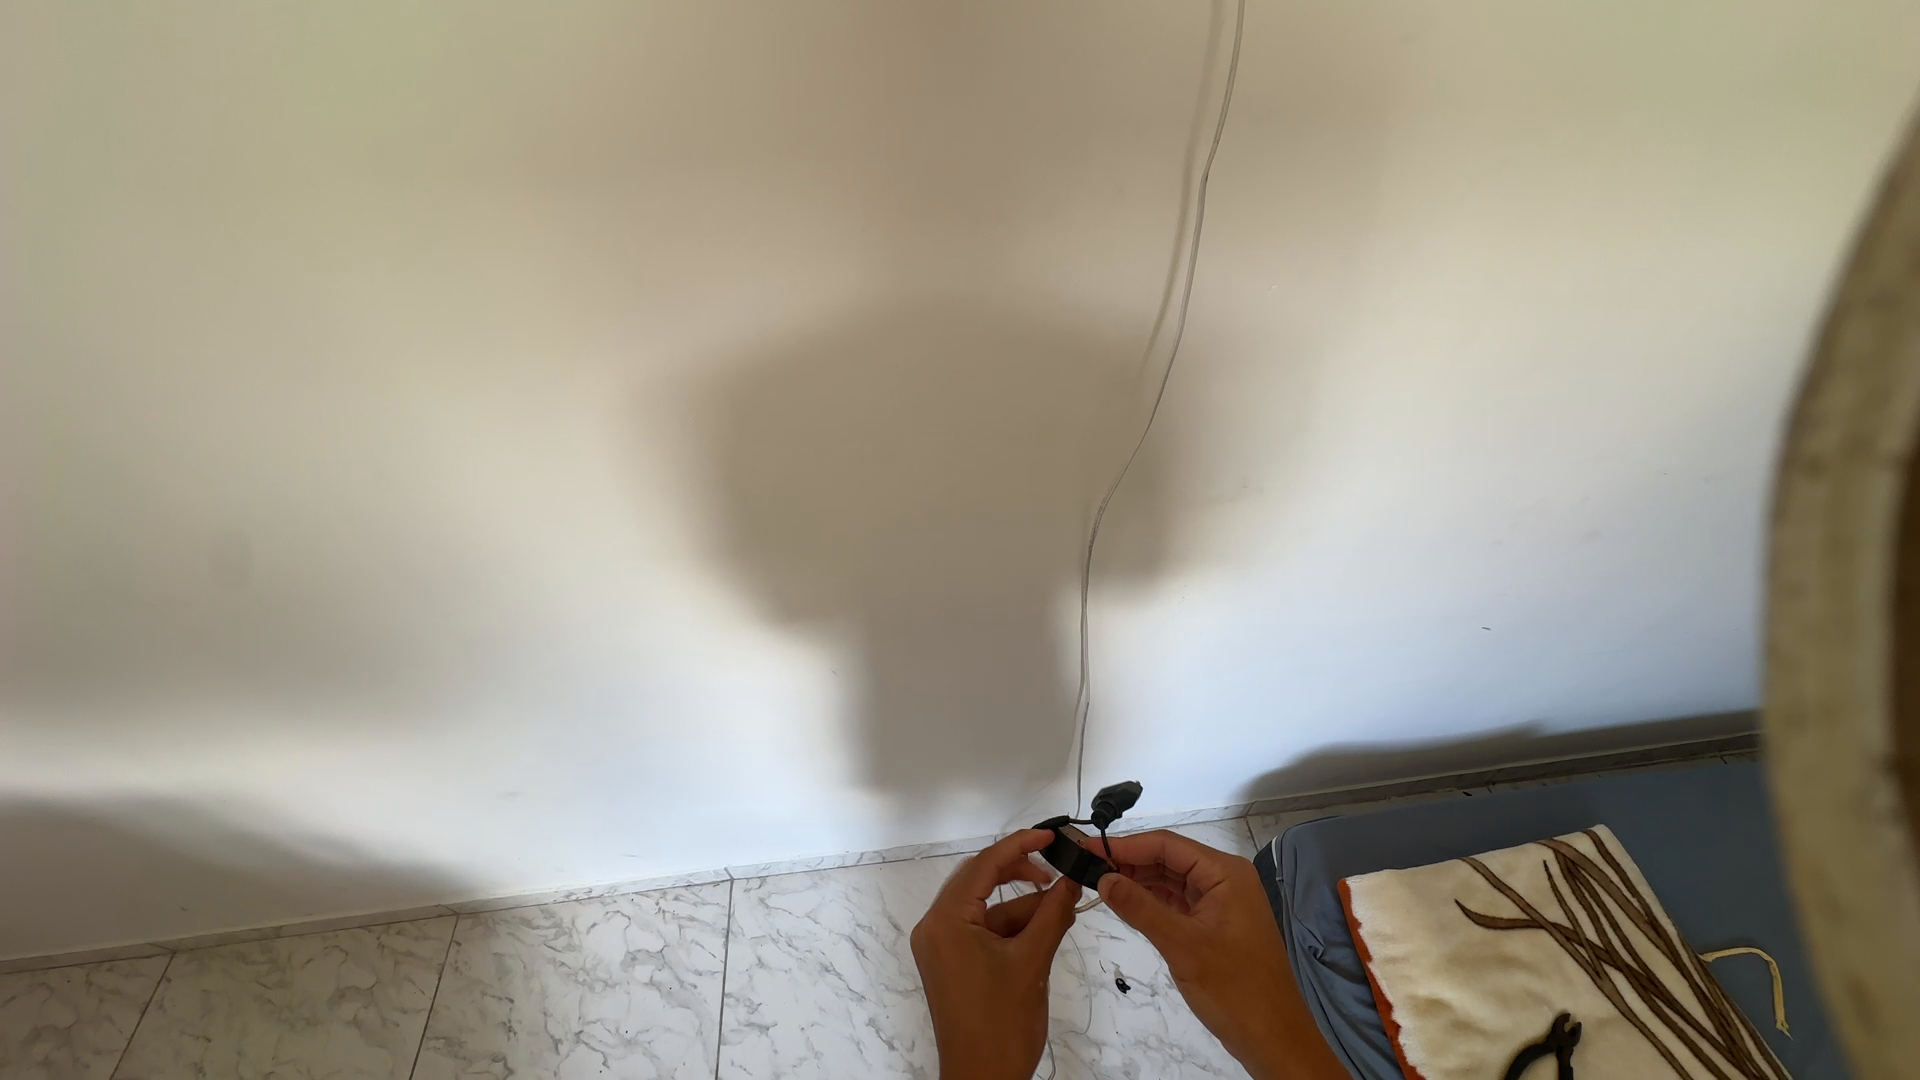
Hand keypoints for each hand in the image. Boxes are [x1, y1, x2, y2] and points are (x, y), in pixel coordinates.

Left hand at [911, 829, 1082, 1079]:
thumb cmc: (1001, 1025)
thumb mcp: (1032, 963)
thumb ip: (1053, 914)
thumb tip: (1072, 881)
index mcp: (945, 920)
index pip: (983, 865)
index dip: (1019, 845)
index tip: (1050, 836)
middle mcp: (936, 927)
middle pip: (980, 881)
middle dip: (1021, 873)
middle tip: (1056, 869)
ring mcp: (942, 946)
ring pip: (986, 907)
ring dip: (1022, 904)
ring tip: (1063, 903)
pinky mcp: (953, 962)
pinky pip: (983, 929)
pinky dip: (1012, 926)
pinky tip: (1046, 925)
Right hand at [1097, 830, 1346, 1079]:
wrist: (1277, 1043)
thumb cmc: (1235, 989)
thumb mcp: (1182, 945)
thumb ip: (1140, 907)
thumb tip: (1102, 878)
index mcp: (1224, 872)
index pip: (1166, 844)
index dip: (1125, 845)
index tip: (1088, 847)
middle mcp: (1225, 878)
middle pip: (1168, 858)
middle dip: (1130, 861)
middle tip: (1088, 866)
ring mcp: (1222, 900)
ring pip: (1172, 878)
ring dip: (1139, 880)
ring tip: (1100, 881)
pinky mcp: (1217, 922)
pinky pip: (1179, 900)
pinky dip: (1153, 900)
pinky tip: (1127, 902)